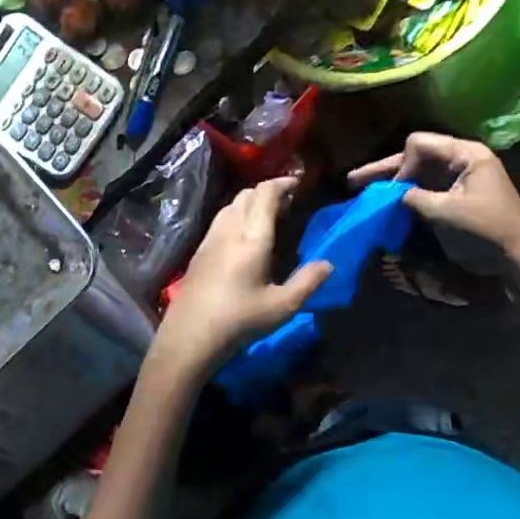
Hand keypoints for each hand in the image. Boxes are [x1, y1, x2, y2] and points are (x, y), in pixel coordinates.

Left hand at [151, 177, 330, 372]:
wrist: (191, 334)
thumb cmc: (240, 319)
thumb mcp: (283, 305)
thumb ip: (308, 281)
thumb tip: (328, 264)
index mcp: (253, 236)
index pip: (265, 193)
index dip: (282, 183)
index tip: (296, 185)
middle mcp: (229, 230)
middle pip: (246, 195)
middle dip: (267, 191)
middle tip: (286, 204)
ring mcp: (210, 239)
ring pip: (230, 206)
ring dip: (249, 203)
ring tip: (265, 218)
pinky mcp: (198, 252)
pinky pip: (220, 221)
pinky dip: (235, 216)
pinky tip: (241, 237)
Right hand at [349, 133, 519, 257]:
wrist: (515, 256)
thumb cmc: (485, 229)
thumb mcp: (445, 211)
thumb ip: (413, 198)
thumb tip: (389, 195)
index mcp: (465, 154)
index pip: (419, 144)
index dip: (401, 164)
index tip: (395, 190)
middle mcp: (459, 161)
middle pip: (415, 158)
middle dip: (385, 170)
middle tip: (353, 181)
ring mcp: (456, 180)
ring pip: (416, 176)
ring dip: (391, 184)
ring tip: (362, 192)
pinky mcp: (453, 199)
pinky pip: (423, 191)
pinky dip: (404, 197)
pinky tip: (384, 205)